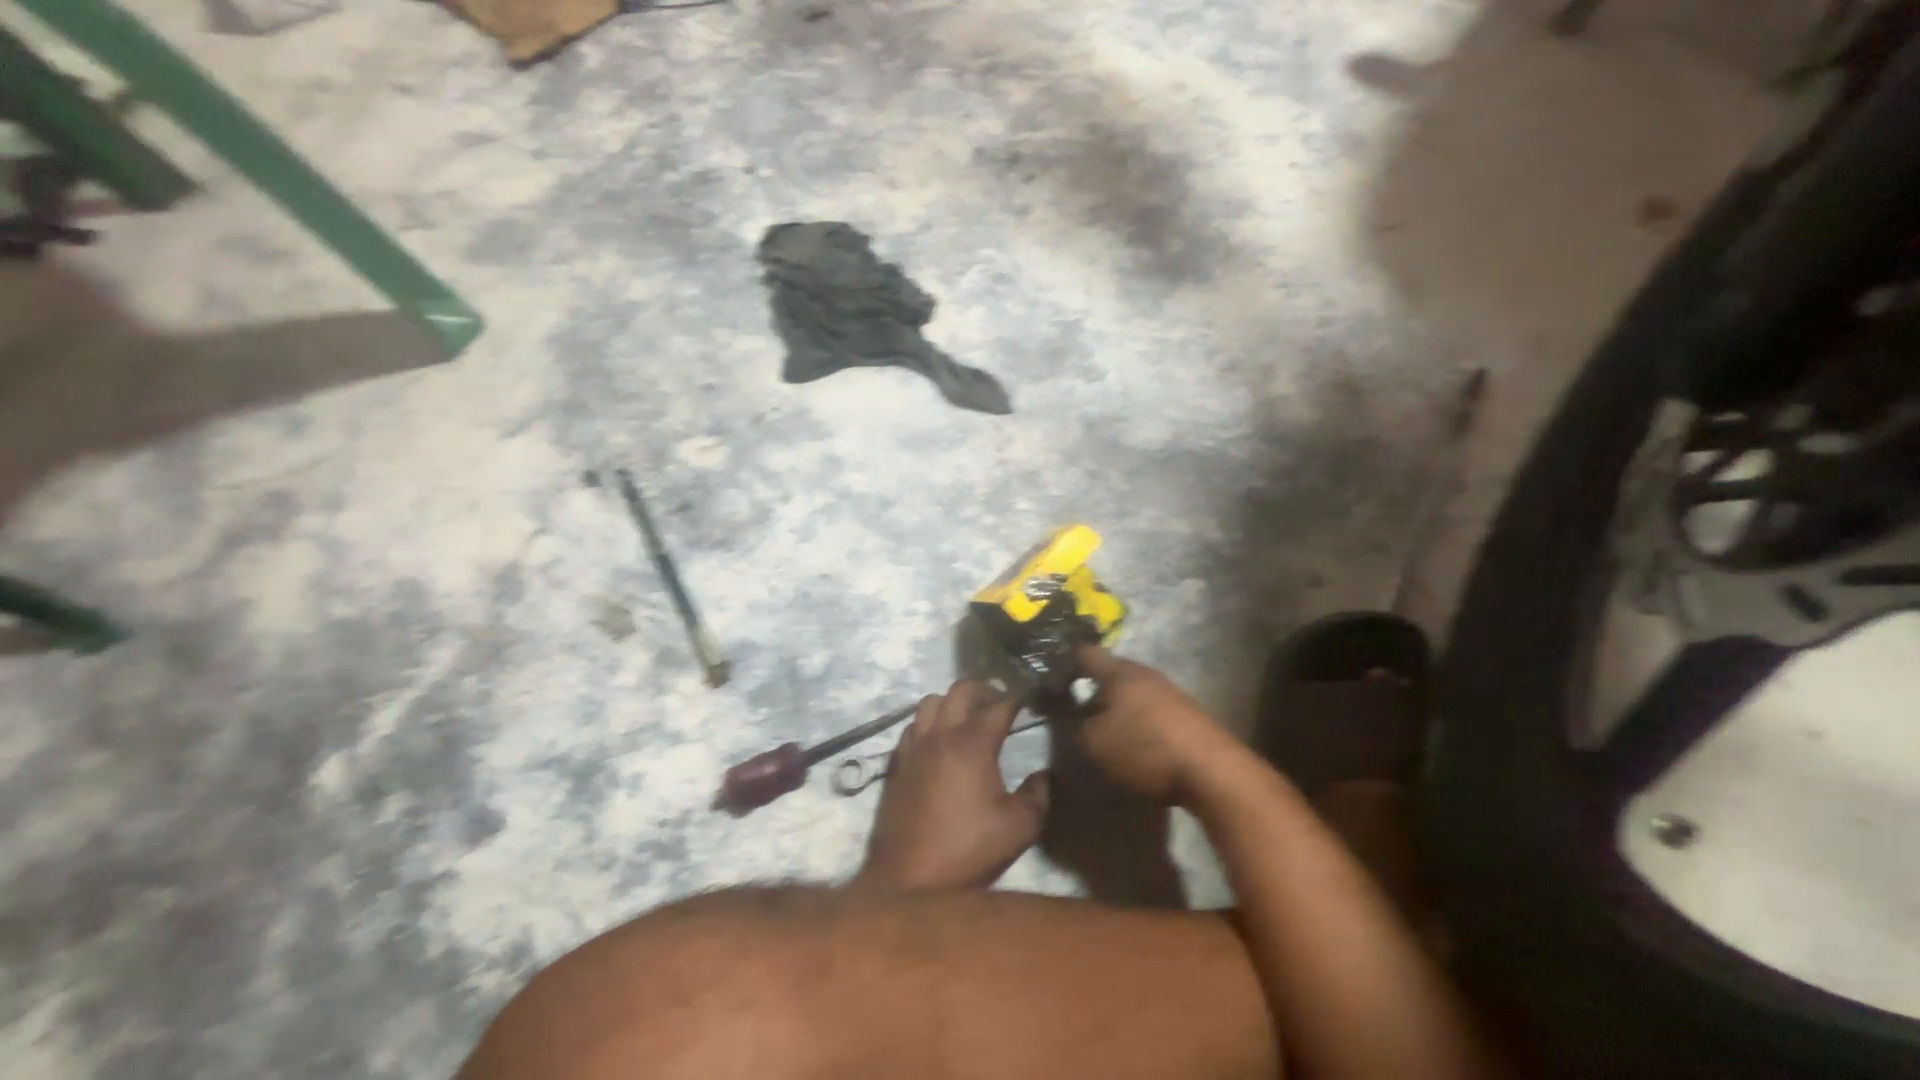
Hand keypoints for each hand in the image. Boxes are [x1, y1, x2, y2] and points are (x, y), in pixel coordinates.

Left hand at [854, 679, 1050, 890]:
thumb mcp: (1020, 827)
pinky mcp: (896, 765)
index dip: (1018, 697)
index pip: (1000, 704)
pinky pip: (912, 727)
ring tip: (968, 719)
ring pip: (929, 702)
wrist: (909, 880)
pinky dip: (929, 723)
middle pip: (960, 690)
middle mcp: (940, 735)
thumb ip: (1039, 794)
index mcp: (973, 743)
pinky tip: (939, 743)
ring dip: (952, 702)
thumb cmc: (968, 852)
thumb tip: (1043, 774)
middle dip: (984, 689)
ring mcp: (913, 748)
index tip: (1032, 697)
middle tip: (1001, 704)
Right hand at [1074, 646, 1237, 804]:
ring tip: (1101, 738)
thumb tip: (1070, 718)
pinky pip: (1151, 715)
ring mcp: (1171, 695)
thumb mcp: (1093, 743)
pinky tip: (1132, 749)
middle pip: (1110, 677)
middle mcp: (1147, 675)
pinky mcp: (1187, 718)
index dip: (1063, 665)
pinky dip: (1136, 727)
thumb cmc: (1144, 749)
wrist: (1211, 771)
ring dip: (1115, 713)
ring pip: (1131, 697)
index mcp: (1120, 672)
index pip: (1084, 654)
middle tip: (1072, 717)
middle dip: (1090, 695)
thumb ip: (1073, 726)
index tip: (1048, 683)